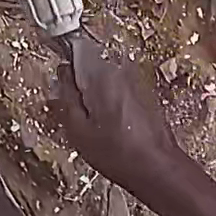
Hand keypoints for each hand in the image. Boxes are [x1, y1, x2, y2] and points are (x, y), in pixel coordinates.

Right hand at [54, 35, 186, 191]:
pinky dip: (109, 101)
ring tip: (93, 123)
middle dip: (79, 83)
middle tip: (75, 112)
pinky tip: (110, 125)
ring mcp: (135, 79)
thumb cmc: (117, 153)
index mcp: (101, 74)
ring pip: (104, 77)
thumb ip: (67, 95)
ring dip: (95, 93)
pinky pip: (117, 88)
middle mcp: (120, 69)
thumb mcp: (78, 129)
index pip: (75, 48)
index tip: (57, 80)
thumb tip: (62, 73)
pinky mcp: (144, 92)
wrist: (157, 167)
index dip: (64, 64)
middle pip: (90, 64)